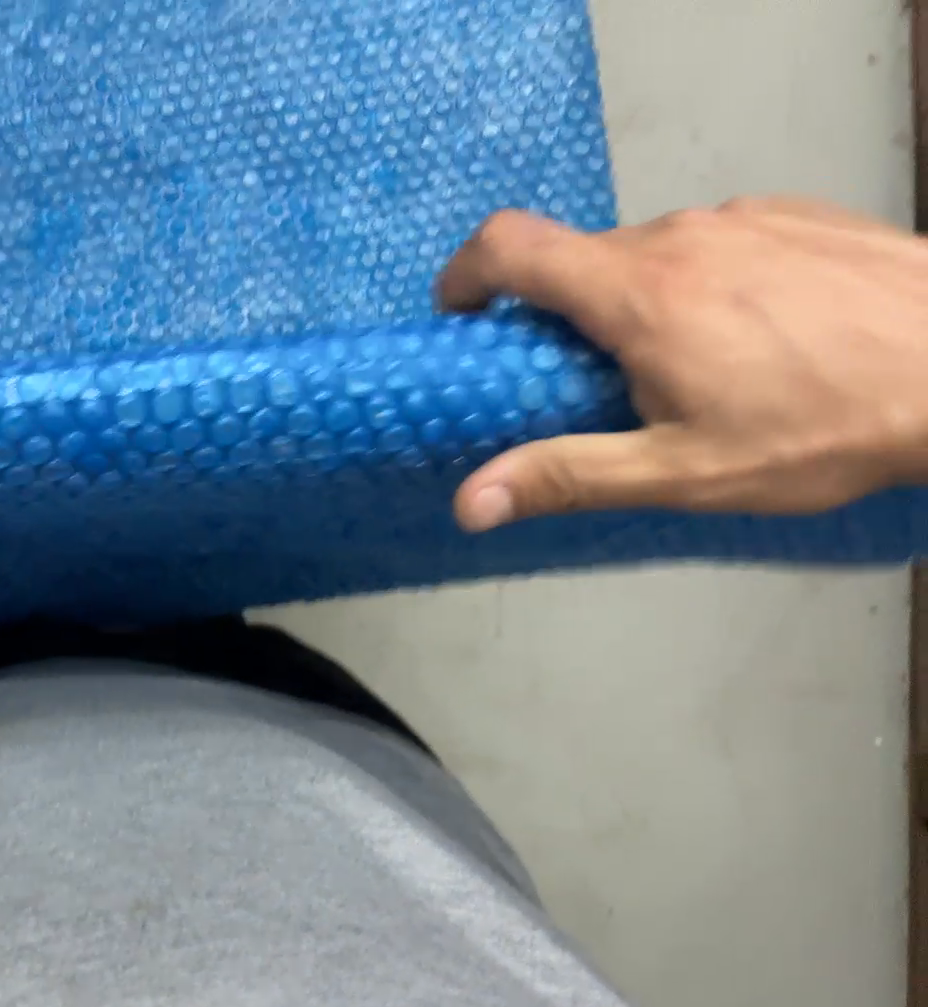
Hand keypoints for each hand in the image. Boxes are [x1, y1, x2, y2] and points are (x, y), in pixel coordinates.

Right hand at [436, 198, 927, 531]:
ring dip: (621, 298)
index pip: (507, 245)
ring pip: (637, 251)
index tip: (463, 320)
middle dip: (550, 313)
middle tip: (579, 378)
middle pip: (571, 259)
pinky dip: (685, 280)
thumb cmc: (831, 424)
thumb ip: (565, 476)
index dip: (462, 275)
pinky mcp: (794, 214)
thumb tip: (468, 505)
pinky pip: (702, 241)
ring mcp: (742, 217)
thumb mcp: (683, 471)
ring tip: (672, 359)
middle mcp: (679, 235)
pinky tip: (743, 330)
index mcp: (635, 290)